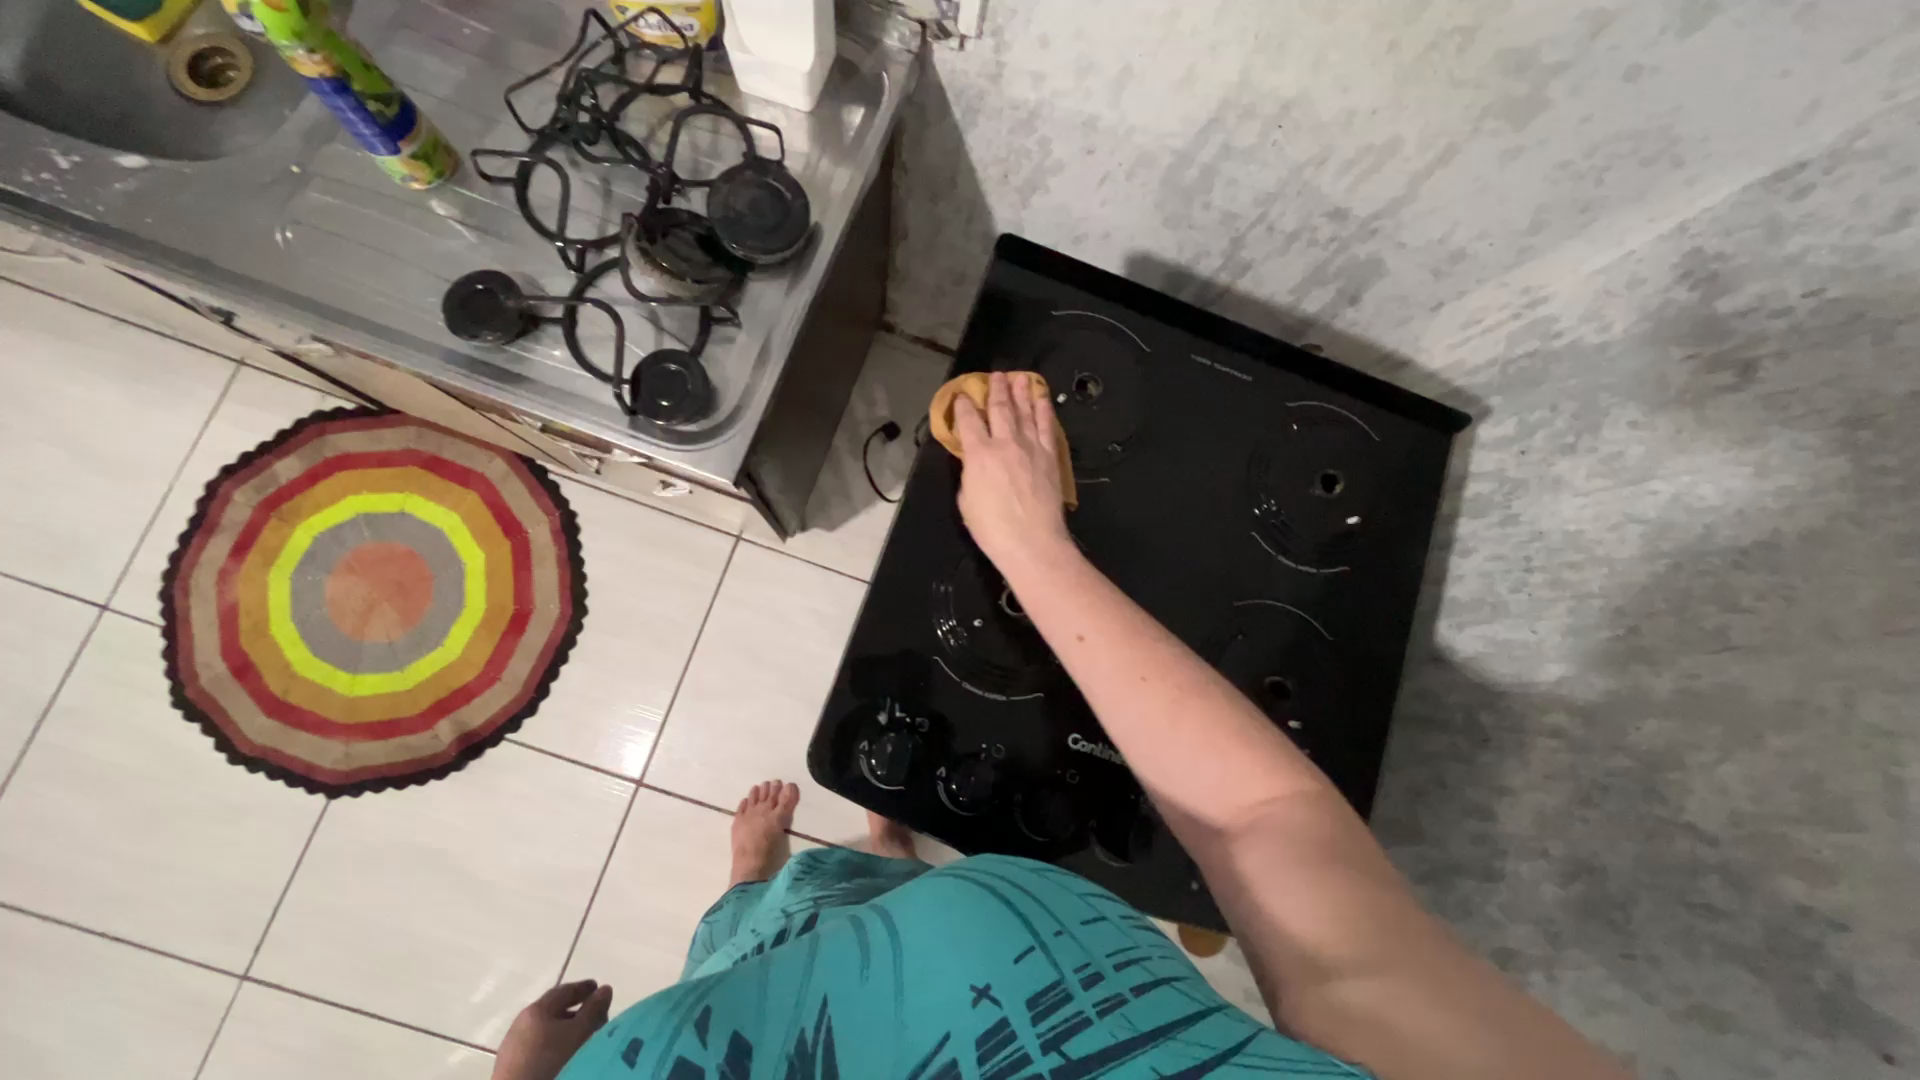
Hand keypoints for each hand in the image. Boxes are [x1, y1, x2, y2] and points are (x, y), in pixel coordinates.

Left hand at [493, 980, 613, 1079]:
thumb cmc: (551, 1062)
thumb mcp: (580, 1033)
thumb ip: (594, 1009)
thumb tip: (604, 989)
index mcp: (536, 1010)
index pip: (563, 991)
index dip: (583, 988)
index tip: (598, 988)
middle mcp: (520, 1024)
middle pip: (552, 1011)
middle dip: (576, 1011)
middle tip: (595, 1017)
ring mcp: (511, 1048)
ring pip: (544, 1031)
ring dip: (564, 1031)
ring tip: (581, 1041)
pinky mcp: (509, 1069)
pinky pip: (537, 1049)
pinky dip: (553, 1047)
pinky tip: (562, 1058)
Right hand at [951, 371, 1074, 577]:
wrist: (1032, 542)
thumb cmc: (993, 529)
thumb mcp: (967, 500)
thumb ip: (969, 474)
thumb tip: (973, 462)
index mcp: (979, 454)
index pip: (968, 420)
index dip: (964, 405)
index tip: (963, 395)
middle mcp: (1005, 443)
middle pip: (1000, 408)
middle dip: (996, 389)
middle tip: (996, 375)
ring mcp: (1031, 447)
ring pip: (1025, 411)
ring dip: (1021, 392)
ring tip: (1018, 378)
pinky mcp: (1050, 456)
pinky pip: (1047, 426)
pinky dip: (1043, 409)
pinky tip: (1041, 399)